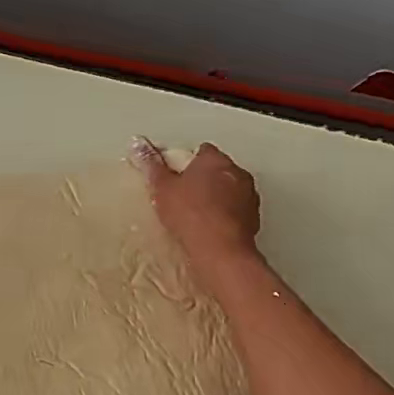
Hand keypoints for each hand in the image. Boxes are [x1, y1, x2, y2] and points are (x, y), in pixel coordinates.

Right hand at [132, 137, 260, 259]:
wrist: (218, 249)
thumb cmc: (188, 213)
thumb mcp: (161, 186)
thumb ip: (151, 163)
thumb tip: (139, 144)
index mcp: (215, 160)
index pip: (202, 150)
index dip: (186, 160)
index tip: (173, 173)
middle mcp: (237, 173)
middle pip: (217, 168)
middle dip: (202, 176)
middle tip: (180, 191)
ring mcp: (249, 197)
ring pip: (229, 188)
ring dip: (216, 195)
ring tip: (193, 211)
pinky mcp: (254, 219)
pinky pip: (235, 209)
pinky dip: (224, 213)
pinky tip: (207, 225)